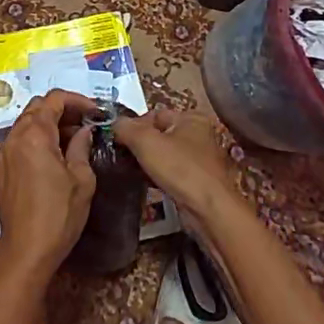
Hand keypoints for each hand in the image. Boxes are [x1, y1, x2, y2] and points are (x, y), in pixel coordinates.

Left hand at [0, 89, 96, 278]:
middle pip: (36, 108)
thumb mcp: (82, 179)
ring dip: (47, 126)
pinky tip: (50, 160)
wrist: (26, 251)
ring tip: (70, 142)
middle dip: (61, 111)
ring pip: (25, 125)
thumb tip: (84, 131)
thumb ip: (81, 147)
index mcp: (35, 136)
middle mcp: (13, 139)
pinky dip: (34, 142)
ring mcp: (1, 155)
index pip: (54, 100)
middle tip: (84, 125)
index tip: (94, 112)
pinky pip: (16, 144)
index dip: (77, 101)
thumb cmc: (59, 215)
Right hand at [112, 106, 238, 222]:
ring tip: (130, 170)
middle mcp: (198, 134)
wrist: (208, 208)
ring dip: (147, 161)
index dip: (134, 125)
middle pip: (160, 134)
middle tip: (121, 156)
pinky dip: (158, 175)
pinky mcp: (197, 180)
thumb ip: (126, 128)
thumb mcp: (146, 142)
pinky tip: (146, 182)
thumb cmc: (179, 168)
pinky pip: (171, 172)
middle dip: (140, 144)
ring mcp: (199, 158)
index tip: (118, 140)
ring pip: (165, 154)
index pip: (155, 114)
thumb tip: (114, 123)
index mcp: (191, 118)